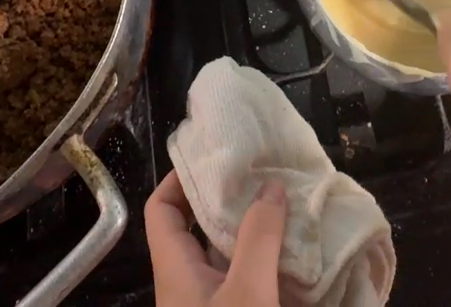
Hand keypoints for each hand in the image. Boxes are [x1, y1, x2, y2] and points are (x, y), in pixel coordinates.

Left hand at [145, 170, 287, 306]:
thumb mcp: (248, 291)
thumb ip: (259, 237)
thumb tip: (272, 184)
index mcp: (174, 268)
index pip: (161, 208)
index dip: (181, 178)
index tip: (215, 158)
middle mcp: (185, 282)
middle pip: (195, 226)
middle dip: (226, 198)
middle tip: (257, 176)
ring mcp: (207, 300)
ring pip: (222, 251)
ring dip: (249, 228)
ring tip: (279, 203)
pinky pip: (240, 275)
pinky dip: (260, 258)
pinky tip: (290, 249)